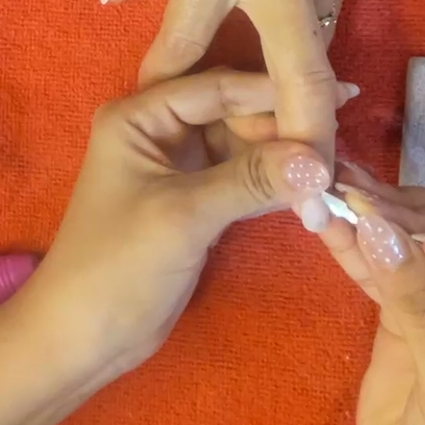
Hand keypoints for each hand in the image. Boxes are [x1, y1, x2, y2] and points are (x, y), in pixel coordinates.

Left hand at [11, 70, 348, 382]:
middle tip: (341, 136)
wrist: (83, 336)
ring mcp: (175, 163)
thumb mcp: (184, 217)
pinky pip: (239, 175)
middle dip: (280, 125)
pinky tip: (312, 185)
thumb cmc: (118, 266)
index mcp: (138, 115)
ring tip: (338, 159)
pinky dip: (271, 181)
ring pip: (239, 143)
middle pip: (230, 112)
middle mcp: (156, 128)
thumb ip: (249, 181)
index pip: (214, 88)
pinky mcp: (192, 196)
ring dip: (281, 154)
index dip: (272, 91)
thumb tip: (318, 158)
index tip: (334, 93)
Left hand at [105, 0, 405, 187]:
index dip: (164, 84)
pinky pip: (324, 20)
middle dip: (294, 143)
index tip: (153, 113)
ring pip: (317, 56)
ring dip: (303, 103)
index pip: (185, 43)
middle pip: (296, 83)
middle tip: (291, 189)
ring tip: (275, 140)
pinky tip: (287, 63)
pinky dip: (309, 54)